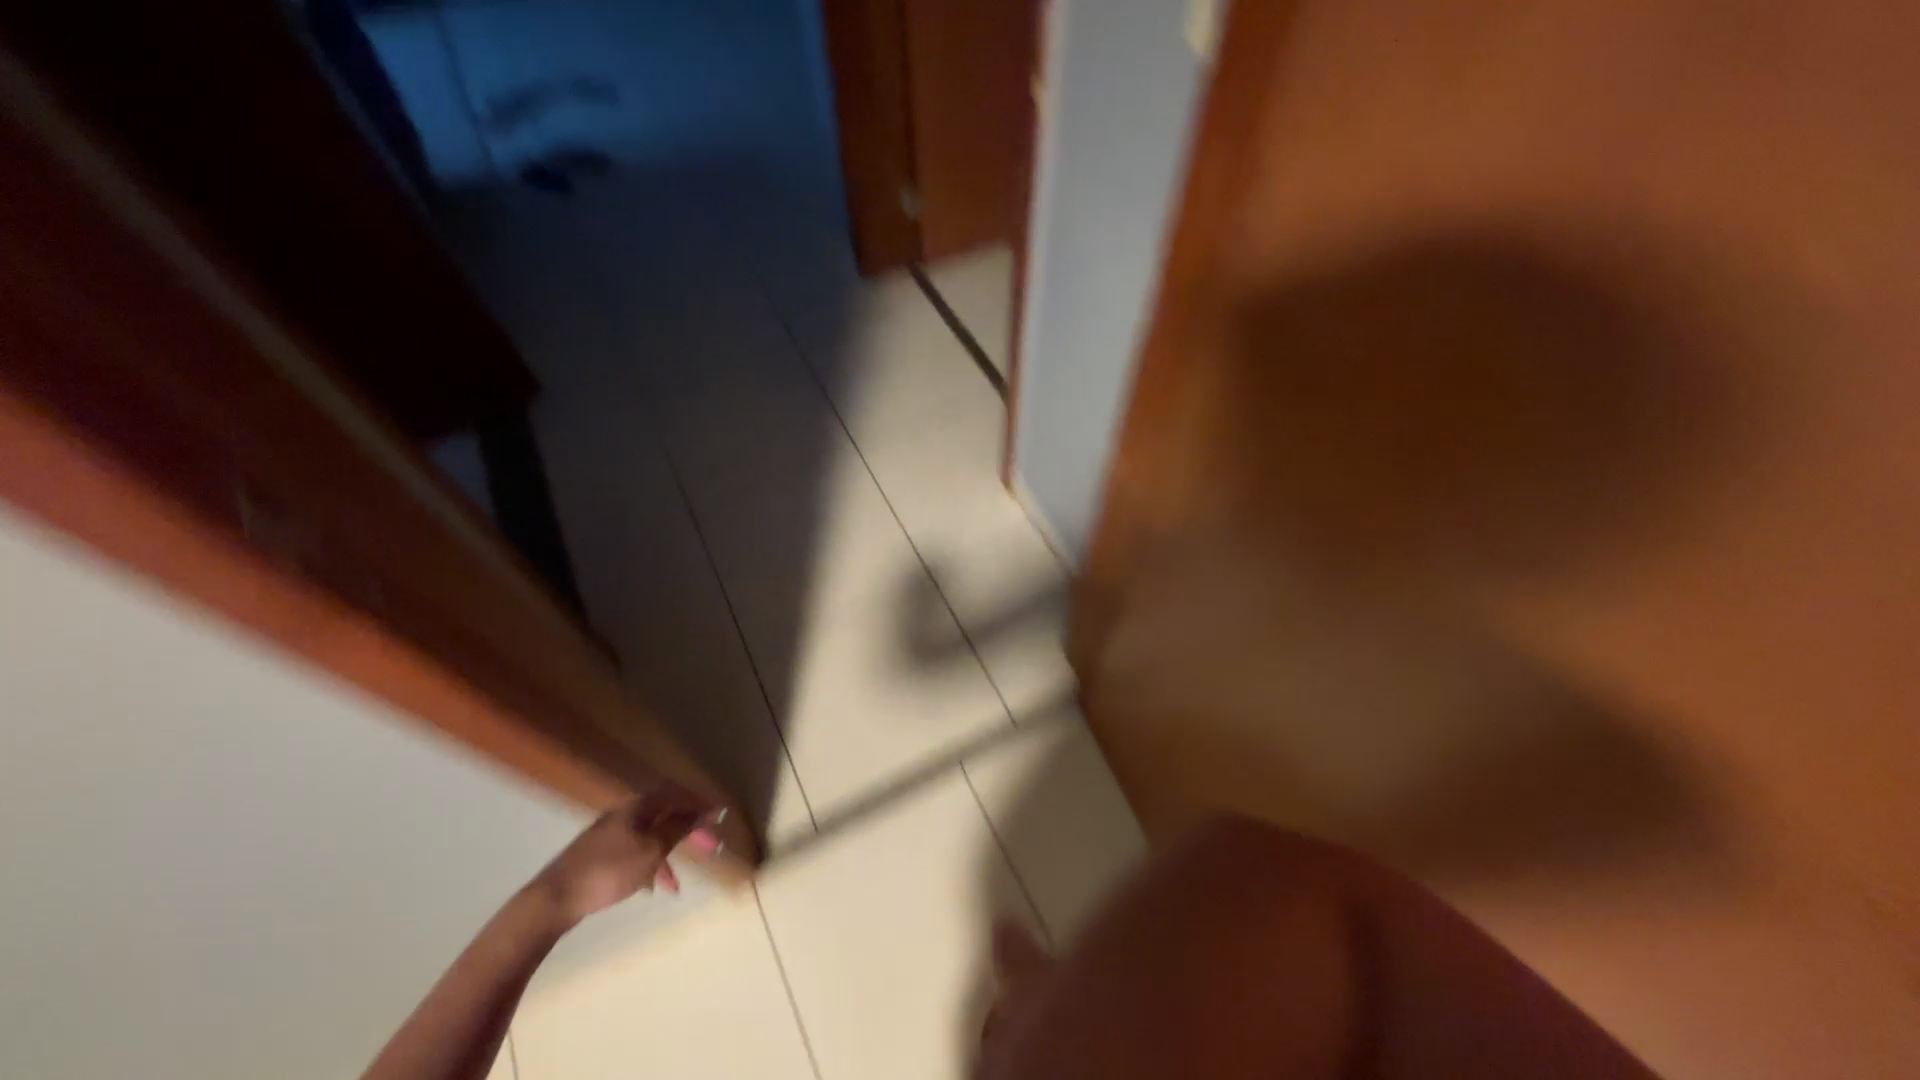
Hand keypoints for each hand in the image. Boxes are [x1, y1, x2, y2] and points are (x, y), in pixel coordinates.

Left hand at [527, 788, 721, 928]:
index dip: (699, 801)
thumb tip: (701, 810)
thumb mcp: (651, 850)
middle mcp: (623, 815)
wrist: (555, 899)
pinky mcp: (599, 856)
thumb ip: (678, 829)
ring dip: (668, 855)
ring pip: (649, 838)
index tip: (720, 812)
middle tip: (709, 848)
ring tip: (677, 883)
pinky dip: (648, 867)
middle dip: (687, 831)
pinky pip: (634, 854)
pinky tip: (651, 888)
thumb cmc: (609, 871)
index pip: (675, 794)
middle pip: (663, 816)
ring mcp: (609, 835)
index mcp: (637, 808)